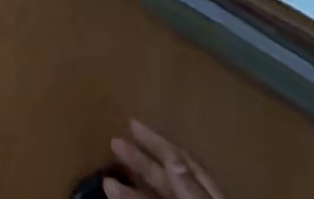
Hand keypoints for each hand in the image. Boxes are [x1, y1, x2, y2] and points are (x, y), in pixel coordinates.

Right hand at [105, 121, 225, 198]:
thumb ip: (192, 187)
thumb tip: (172, 158)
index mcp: (208, 189)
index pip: (181, 159)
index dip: (157, 140)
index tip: (130, 122)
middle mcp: (193, 196)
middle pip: (164, 177)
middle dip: (138, 160)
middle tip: (113, 142)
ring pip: (154, 196)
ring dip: (129, 189)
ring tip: (105, 182)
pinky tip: (114, 195)